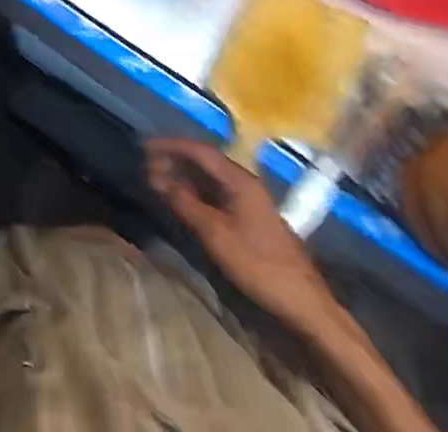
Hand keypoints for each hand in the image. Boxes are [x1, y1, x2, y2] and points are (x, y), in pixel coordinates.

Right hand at [145, 137, 336, 327]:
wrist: (303, 302)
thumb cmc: (258, 264)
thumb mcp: (214, 233)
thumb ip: (184, 202)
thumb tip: (158, 178)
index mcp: (240, 181)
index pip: (200, 151)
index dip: (171, 145)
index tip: (144, 146)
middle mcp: (245, 184)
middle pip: (205, 161)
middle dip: (174, 160)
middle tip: (146, 167)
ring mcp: (249, 201)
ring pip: (209, 178)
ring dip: (183, 176)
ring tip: (157, 181)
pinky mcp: (249, 217)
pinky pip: (216, 193)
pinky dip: (194, 191)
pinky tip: (180, 199)